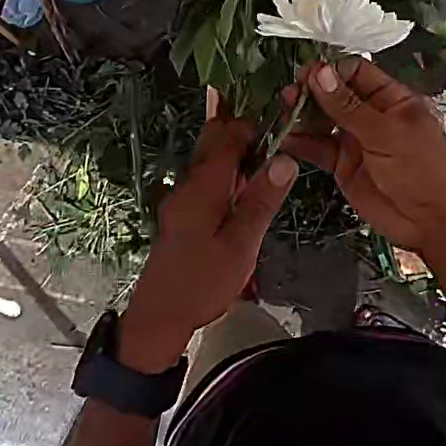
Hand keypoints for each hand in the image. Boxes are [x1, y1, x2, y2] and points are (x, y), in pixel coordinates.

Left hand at [119, 111, 296, 372]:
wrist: (159, 317)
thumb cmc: (202, 283)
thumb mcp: (241, 244)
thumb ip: (261, 200)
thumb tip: (285, 159)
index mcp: (202, 188)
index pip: (226, 139)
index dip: (251, 128)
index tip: (280, 131)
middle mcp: (188, 187)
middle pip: (212, 144)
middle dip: (242, 136)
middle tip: (275, 144)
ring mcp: (181, 200)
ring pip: (209, 163)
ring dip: (235, 157)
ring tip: (266, 167)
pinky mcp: (181, 215)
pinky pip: (205, 182)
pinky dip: (227, 177)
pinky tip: (244, 194)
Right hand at [278, 59, 445, 257]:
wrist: (434, 224)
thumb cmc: (423, 171)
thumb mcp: (387, 134)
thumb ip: (349, 106)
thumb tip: (320, 73)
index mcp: (392, 99)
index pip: (356, 73)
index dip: (331, 72)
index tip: (307, 75)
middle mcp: (372, 116)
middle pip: (335, 96)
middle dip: (312, 93)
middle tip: (290, 94)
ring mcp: (356, 141)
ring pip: (323, 121)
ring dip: (303, 115)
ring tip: (284, 112)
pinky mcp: (344, 166)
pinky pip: (319, 149)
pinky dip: (301, 143)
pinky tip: (285, 137)